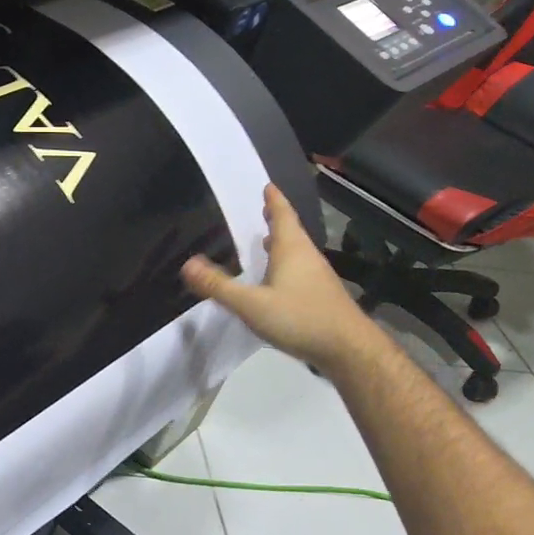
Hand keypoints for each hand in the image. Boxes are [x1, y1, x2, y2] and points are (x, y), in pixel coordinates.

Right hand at [181, 183, 383, 373]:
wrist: (346, 348)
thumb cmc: (299, 318)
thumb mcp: (251, 304)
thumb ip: (219, 286)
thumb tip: (187, 264)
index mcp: (291, 250)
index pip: (282, 216)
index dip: (274, 201)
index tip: (267, 186)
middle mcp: (307, 257)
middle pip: (290, 232)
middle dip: (276, 221)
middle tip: (262, 211)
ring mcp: (317, 277)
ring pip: (296, 252)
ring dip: (280, 244)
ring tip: (264, 242)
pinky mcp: (320, 296)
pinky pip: (299, 270)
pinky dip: (285, 265)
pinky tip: (276, 280)